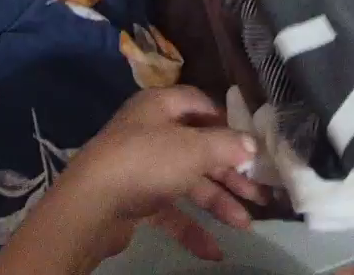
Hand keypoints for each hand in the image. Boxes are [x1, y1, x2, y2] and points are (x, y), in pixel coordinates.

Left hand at [0, 86, 265, 274]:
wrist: (93, 203)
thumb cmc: (146, 161)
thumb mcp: (192, 149)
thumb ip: (225, 145)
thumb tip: (251, 143)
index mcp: (160, 106)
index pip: (199, 103)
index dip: (226, 121)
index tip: (251, 144)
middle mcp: (151, 130)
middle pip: (197, 146)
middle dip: (229, 171)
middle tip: (260, 193)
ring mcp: (142, 164)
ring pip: (187, 180)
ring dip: (217, 201)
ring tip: (246, 225)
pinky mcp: (135, 196)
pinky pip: (170, 209)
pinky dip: (192, 227)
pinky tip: (215, 250)